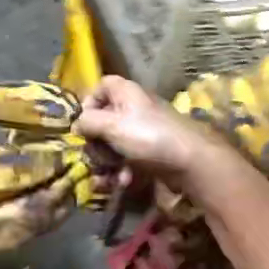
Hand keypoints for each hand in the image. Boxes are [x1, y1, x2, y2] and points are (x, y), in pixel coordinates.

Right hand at [75, 75, 222, 182]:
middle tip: (95, 156)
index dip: (89, 102)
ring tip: (107, 178)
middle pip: (104, 120)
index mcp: (126, 93)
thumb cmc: (148, 136)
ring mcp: (143, 132)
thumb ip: (88, 122)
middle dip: (96, 143)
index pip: (102, 86)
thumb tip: (77, 125)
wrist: (192, 162)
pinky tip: (124, 182)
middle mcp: (134, 108)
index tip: (83, 123)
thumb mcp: (111, 125)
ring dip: (106, 163)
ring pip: (114, 144)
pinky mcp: (151, 152)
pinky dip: (122, 170)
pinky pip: (128, 159)